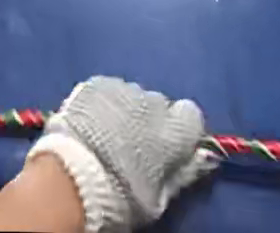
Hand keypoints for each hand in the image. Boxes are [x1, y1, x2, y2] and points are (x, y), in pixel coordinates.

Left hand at [26, 76, 216, 232]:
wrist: (73, 172)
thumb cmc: (122, 193)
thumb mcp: (161, 197)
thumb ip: (185, 172)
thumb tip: (206, 158)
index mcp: (174, 131)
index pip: (192, 116)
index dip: (183, 131)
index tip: (172, 146)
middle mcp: (150, 101)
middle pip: (160, 104)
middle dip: (153, 120)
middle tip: (137, 143)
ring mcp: (120, 87)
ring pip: (134, 95)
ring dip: (129, 109)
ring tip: (111, 132)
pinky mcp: (94, 82)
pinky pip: (109, 88)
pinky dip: (107, 101)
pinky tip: (94, 120)